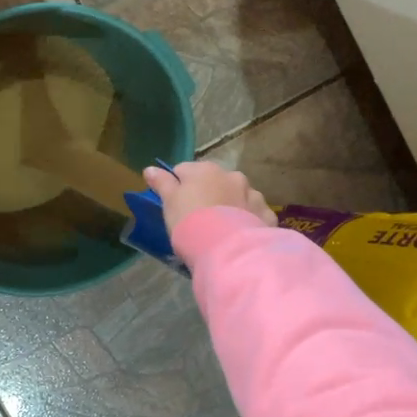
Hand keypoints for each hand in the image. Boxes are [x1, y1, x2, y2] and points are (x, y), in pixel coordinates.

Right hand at [144, 160, 275, 237]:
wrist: (227, 248)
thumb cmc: (190, 221)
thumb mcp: (169, 202)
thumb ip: (161, 183)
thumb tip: (149, 168)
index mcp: (204, 170)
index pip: (183, 170)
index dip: (176, 186)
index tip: (173, 203)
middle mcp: (231, 176)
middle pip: (213, 181)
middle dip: (207, 193)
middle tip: (197, 217)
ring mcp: (252, 194)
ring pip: (237, 196)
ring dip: (229, 205)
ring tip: (220, 228)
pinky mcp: (266, 214)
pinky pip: (253, 213)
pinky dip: (247, 220)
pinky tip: (238, 235)